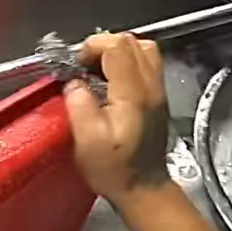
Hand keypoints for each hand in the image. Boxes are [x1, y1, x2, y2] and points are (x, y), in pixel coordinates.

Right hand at [63, 32, 172, 204]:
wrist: (143, 188)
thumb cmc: (114, 169)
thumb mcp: (87, 141)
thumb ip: (79, 105)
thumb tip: (73, 82)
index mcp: (134, 94)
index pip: (117, 46)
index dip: (92, 47)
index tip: (76, 64)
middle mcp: (151, 86)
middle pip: (131, 42)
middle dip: (102, 46)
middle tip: (83, 66)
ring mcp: (158, 90)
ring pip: (142, 49)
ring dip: (116, 52)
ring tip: (96, 70)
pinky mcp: (158, 96)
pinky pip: (146, 63)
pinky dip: (126, 62)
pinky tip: (110, 81)